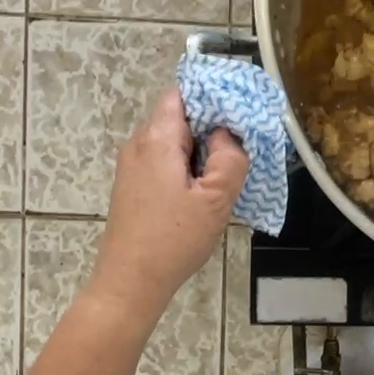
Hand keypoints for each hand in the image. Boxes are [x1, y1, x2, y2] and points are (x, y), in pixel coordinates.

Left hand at [89, 90, 246, 317]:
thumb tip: (228, 134)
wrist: (130, 281)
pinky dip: (187, 167)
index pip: (183, 93)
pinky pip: (165, 161)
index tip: (242, 113)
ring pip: (173, 141)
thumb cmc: (173, 239)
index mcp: (156, 139)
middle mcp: (139, 144)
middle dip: (212, 126)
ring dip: (201, 150)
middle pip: (179, 116)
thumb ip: (229, 159)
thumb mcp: (215, 199)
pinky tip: (205, 191)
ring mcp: (133, 166)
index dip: (213, 96)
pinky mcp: (134, 186)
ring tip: (227, 171)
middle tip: (243, 147)